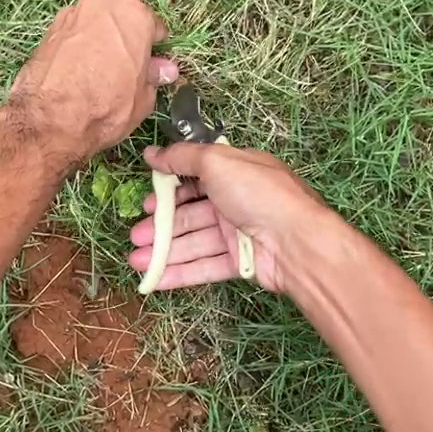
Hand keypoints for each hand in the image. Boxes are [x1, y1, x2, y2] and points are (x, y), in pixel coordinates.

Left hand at [0, 0, 175, 162]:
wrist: (51, 119)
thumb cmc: (106, 106)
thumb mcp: (143, 97)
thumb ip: (154, 76)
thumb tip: (163, 70)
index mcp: (134, 13)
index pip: (153, 27)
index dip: (154, 49)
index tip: (151, 65)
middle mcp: (102, 3)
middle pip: (121, 20)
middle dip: (125, 41)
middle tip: (125, 71)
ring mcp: (71, 14)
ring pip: (94, 26)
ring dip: (99, 43)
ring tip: (98, 75)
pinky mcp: (48, 30)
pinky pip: (73, 37)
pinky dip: (77, 50)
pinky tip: (78, 75)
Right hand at [126, 142, 336, 294]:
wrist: (297, 242)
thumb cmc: (259, 194)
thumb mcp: (217, 162)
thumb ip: (182, 157)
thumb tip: (152, 153)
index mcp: (236, 172)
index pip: (196, 179)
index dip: (170, 191)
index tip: (147, 202)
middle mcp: (237, 201)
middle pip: (191, 214)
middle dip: (161, 225)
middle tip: (135, 236)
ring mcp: (239, 233)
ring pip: (194, 242)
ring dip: (164, 251)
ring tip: (136, 261)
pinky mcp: (241, 262)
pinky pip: (205, 265)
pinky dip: (180, 272)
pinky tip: (154, 278)